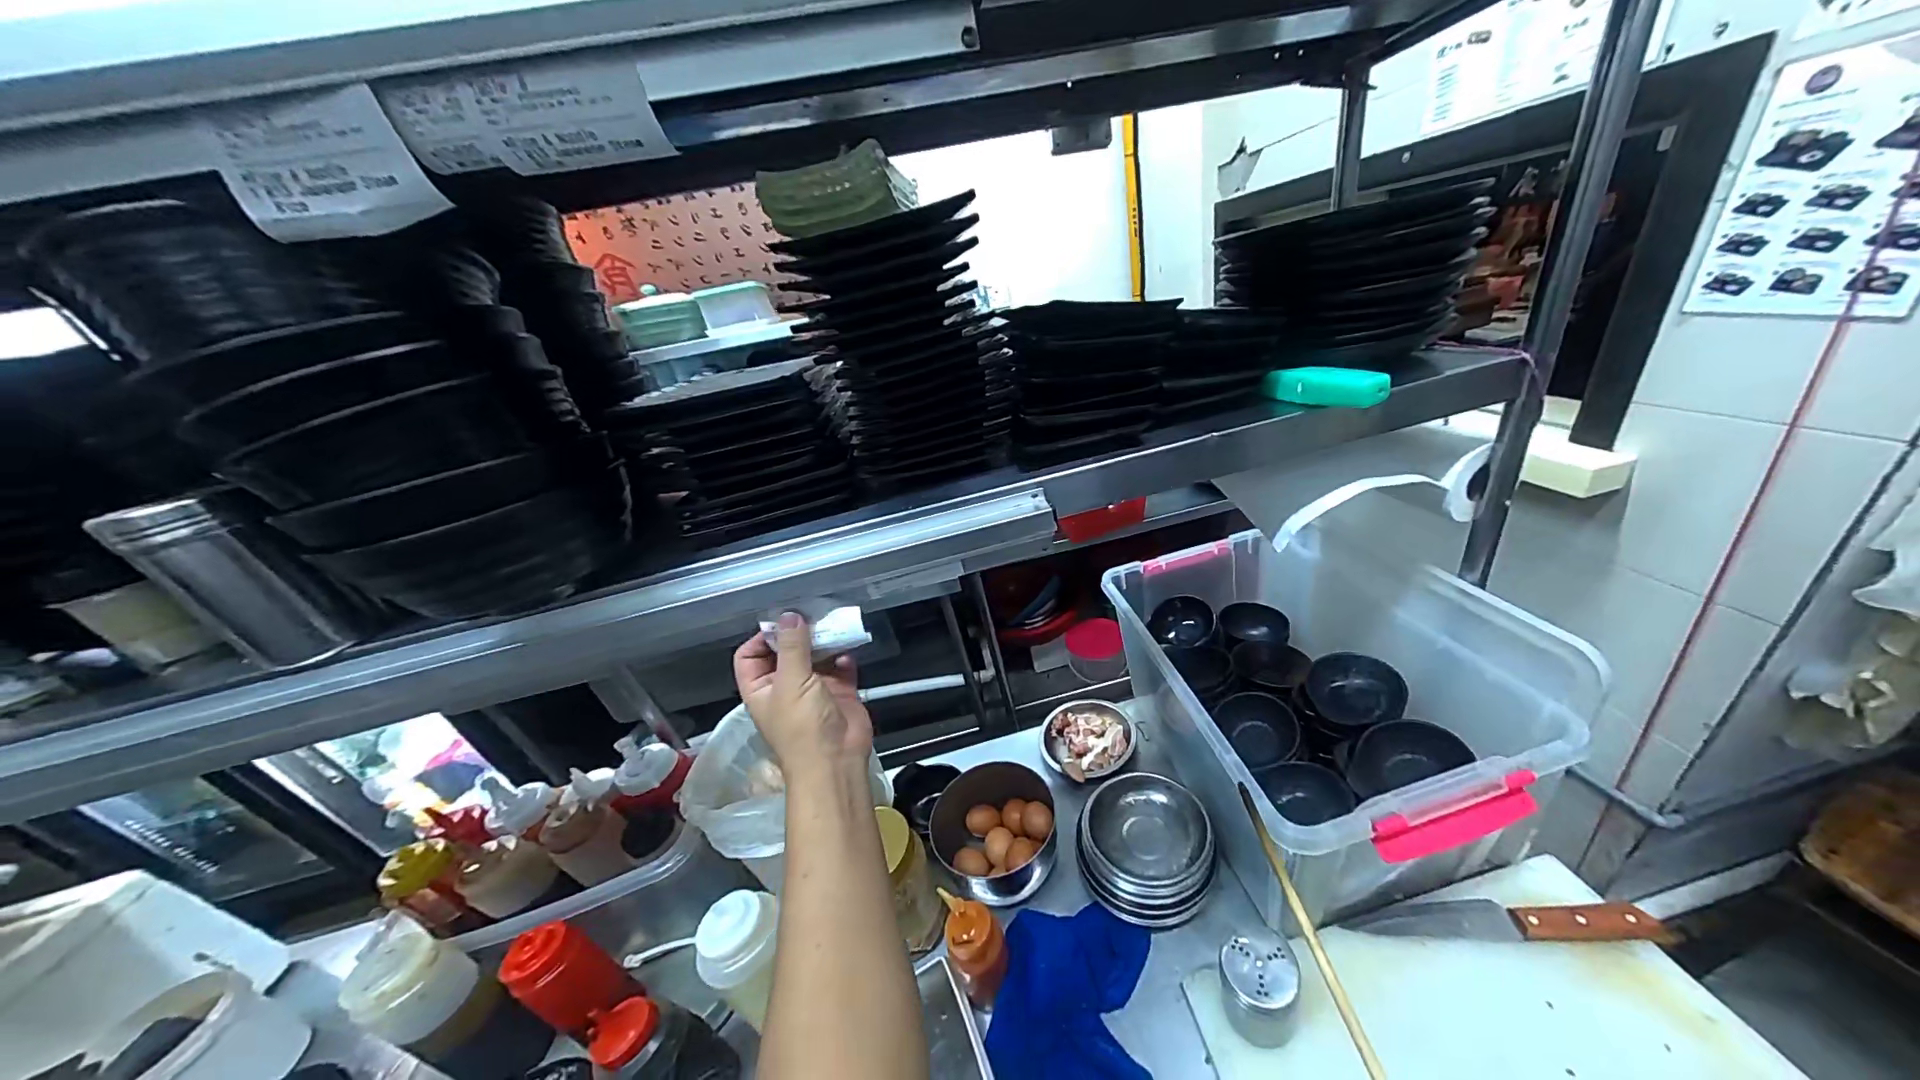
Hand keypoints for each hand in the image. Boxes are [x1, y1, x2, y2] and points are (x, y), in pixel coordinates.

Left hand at [733, 613, 873, 781]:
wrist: (836, 761)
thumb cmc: (802, 727)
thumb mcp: (791, 681)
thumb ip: (791, 646)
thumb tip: (788, 615)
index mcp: (762, 687)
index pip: (750, 655)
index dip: (761, 637)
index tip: (781, 622)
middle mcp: (785, 686)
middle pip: (787, 651)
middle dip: (799, 633)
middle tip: (812, 614)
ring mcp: (814, 689)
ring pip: (816, 655)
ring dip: (824, 641)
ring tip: (832, 625)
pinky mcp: (839, 692)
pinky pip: (841, 666)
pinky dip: (844, 657)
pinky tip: (845, 652)